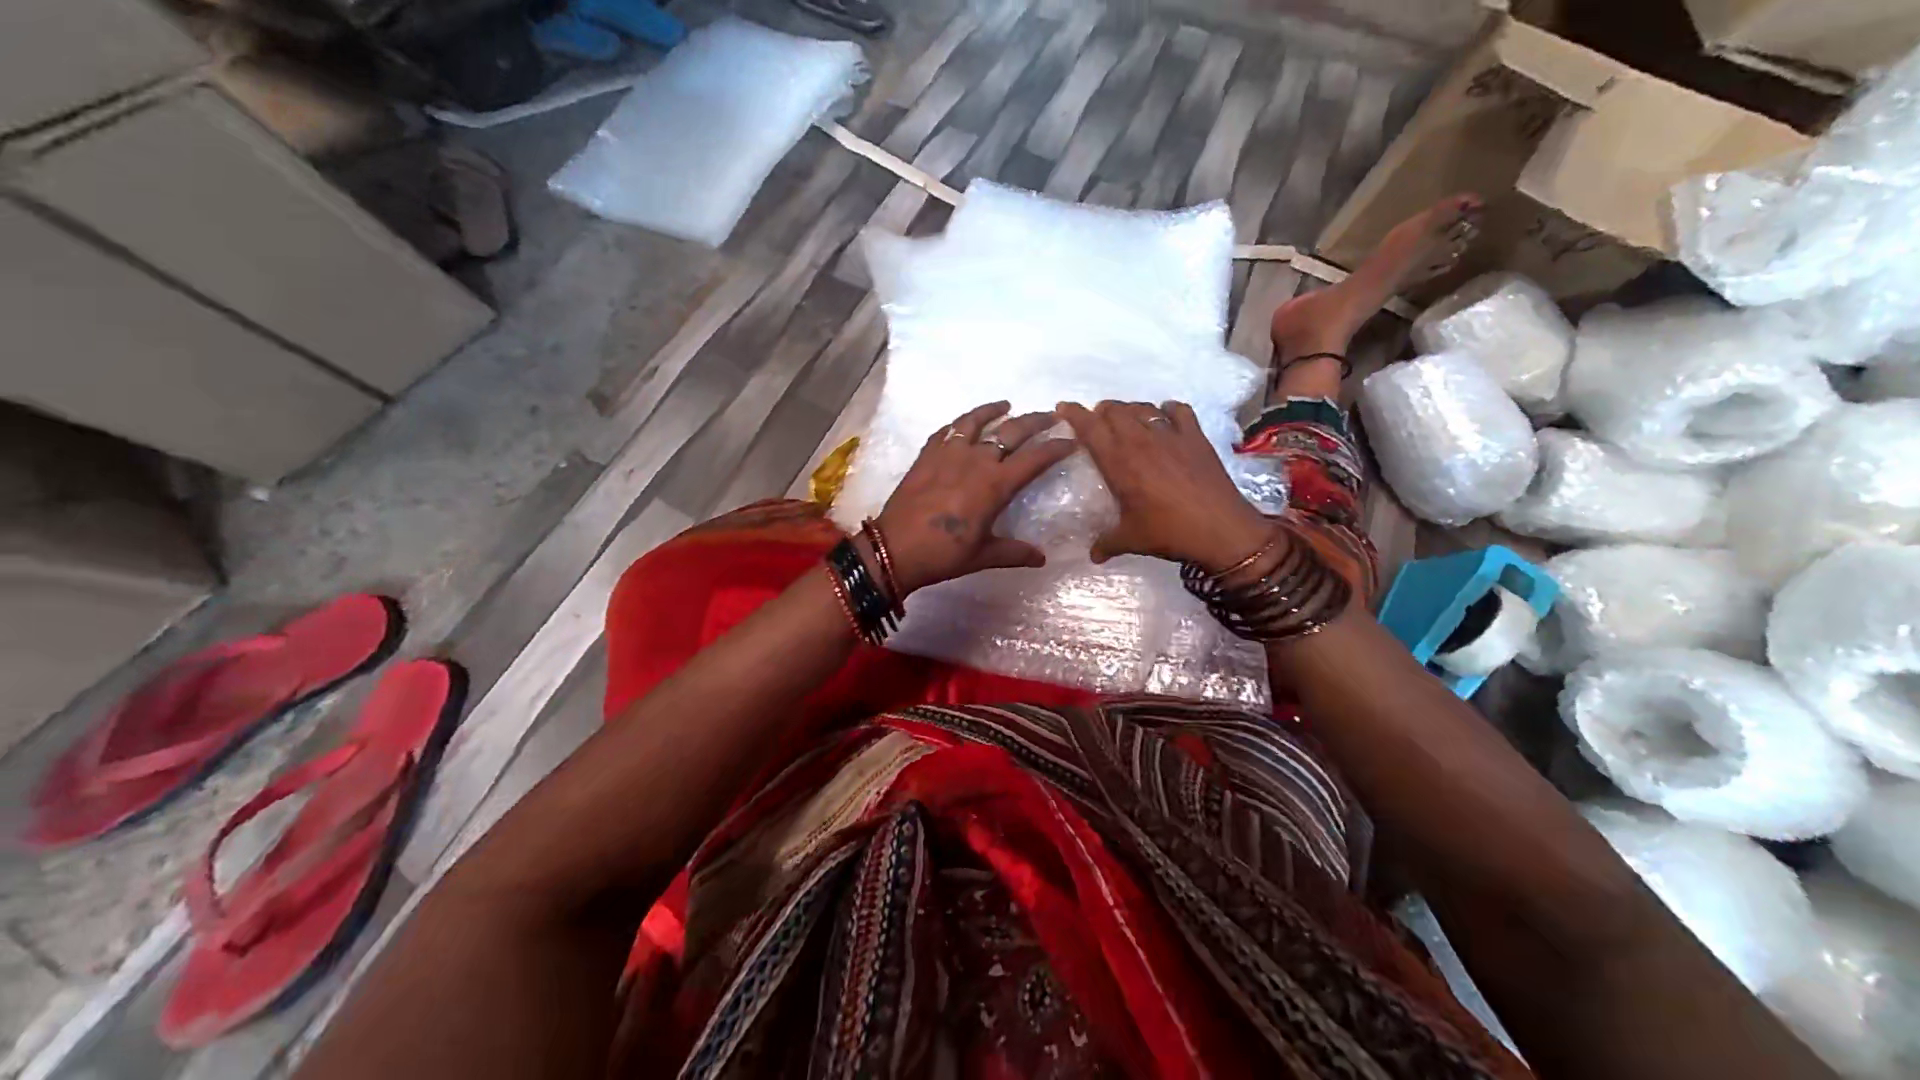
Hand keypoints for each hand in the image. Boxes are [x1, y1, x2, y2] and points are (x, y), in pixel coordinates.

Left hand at [869, 402, 1076, 593]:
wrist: (894, 548)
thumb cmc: (943, 554)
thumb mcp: (983, 555)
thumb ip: (1014, 552)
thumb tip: (1041, 558)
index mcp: (995, 484)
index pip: (1035, 458)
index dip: (1056, 448)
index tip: (1072, 440)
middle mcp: (976, 460)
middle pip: (1011, 431)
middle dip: (1035, 421)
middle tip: (1050, 416)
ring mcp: (948, 454)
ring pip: (975, 421)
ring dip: (994, 411)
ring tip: (1006, 405)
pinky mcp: (927, 455)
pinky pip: (947, 431)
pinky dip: (960, 423)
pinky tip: (964, 423)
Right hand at [1056, 400, 1270, 571]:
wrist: (1221, 529)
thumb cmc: (1169, 532)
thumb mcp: (1132, 539)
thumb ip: (1107, 543)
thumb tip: (1093, 555)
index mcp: (1118, 462)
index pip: (1089, 427)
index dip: (1073, 413)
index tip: (1063, 408)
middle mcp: (1141, 441)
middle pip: (1114, 410)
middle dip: (1100, 411)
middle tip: (1096, 421)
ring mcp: (1170, 435)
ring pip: (1142, 408)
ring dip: (1129, 409)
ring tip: (1126, 419)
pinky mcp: (1195, 437)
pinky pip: (1179, 410)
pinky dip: (1168, 409)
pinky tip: (1166, 416)